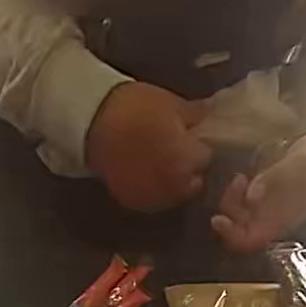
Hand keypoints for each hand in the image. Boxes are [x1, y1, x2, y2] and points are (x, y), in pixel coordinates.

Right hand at [86, 83, 212, 211]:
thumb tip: (211, 115)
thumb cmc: (137, 108)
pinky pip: (151, 199)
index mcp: (188, 161)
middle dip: (189, 170)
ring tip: (160, 164)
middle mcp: (175, 187)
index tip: (191, 138)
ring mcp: (153, 198)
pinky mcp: (133, 203)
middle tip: (177, 152)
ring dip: (172, 183)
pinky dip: (151, 189)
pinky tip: (143, 173)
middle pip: (193, 183)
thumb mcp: (171, 103)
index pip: (206, 158)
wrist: (94, 125)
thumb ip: (194, 115)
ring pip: (172, 195)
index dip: (199, 147)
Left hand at [211, 124, 305, 254]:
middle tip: (236, 183)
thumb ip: (275, 178)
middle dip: (229, 211)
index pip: (248, 242)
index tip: (217, 218)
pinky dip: (238, 193)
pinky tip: (243, 177)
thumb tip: (251, 195)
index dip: (229, 236)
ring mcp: (269, 207)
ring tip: (240, 178)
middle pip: (238, 230)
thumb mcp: (302, 163)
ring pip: (239, 216)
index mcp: (281, 221)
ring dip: (232, 201)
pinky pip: (245, 202)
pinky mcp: (269, 194)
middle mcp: (272, 219)